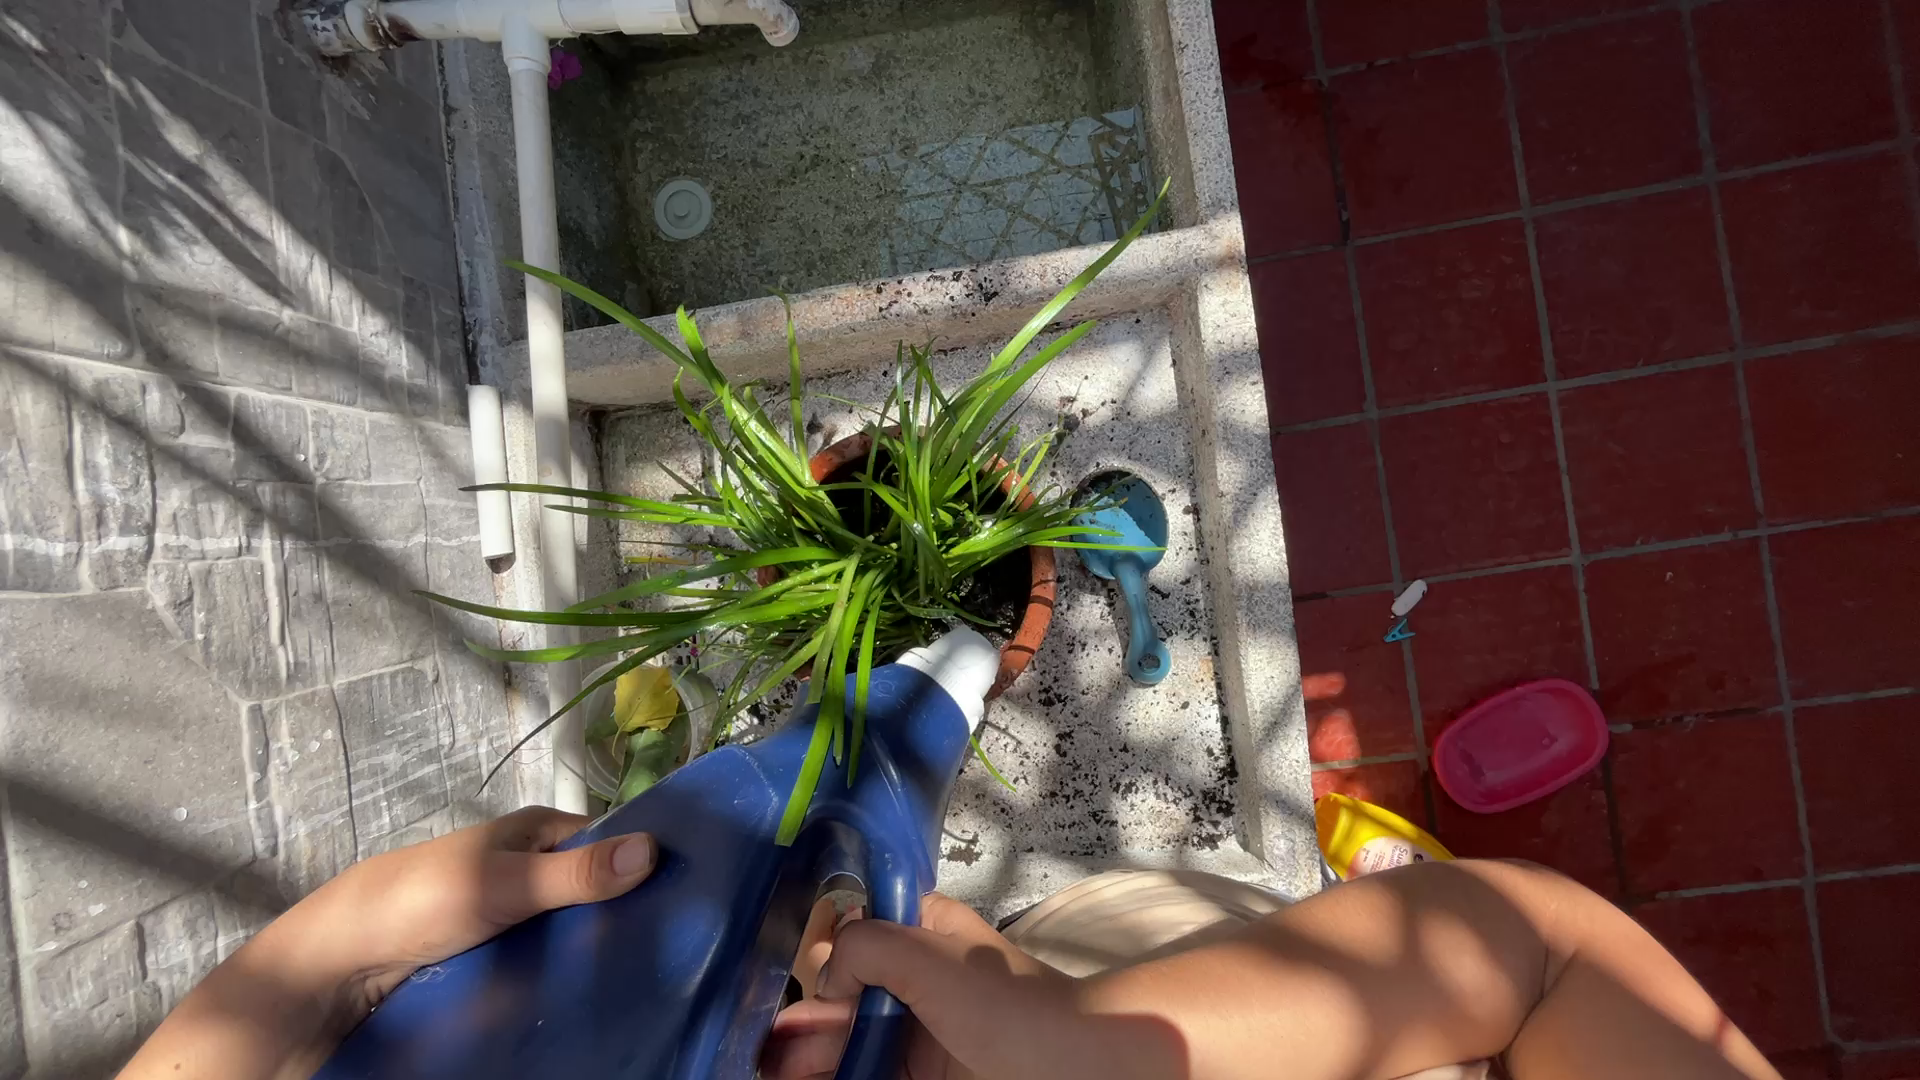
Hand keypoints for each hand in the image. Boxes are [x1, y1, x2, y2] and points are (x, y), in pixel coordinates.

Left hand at [116, 806, 656, 1079]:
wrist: (328, 969)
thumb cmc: (422, 900)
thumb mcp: (505, 882)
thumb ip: (577, 872)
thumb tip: (655, 849)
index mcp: (538, 831)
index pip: (610, 840)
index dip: (643, 861)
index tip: (684, 893)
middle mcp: (529, 866)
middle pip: (593, 886)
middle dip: (621, 912)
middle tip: (663, 946)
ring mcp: (509, 912)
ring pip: (569, 925)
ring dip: (591, 946)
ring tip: (634, 975)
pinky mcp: (491, 953)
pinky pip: (542, 957)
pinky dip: (561, 970)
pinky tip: (585, 992)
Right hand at [762, 893, 1160, 1079]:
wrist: (1067, 1067)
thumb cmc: (999, 1001)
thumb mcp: (928, 952)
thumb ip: (866, 946)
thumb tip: (826, 974)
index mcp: (920, 931)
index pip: (857, 931)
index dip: (823, 953)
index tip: (793, 979)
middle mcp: (913, 976)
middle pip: (846, 993)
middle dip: (808, 1018)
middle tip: (768, 1049)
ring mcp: (916, 1029)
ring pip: (851, 1037)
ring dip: (812, 1054)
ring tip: (774, 1068)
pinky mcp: (919, 1074)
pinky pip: (868, 1068)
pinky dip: (838, 1073)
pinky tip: (808, 1076)